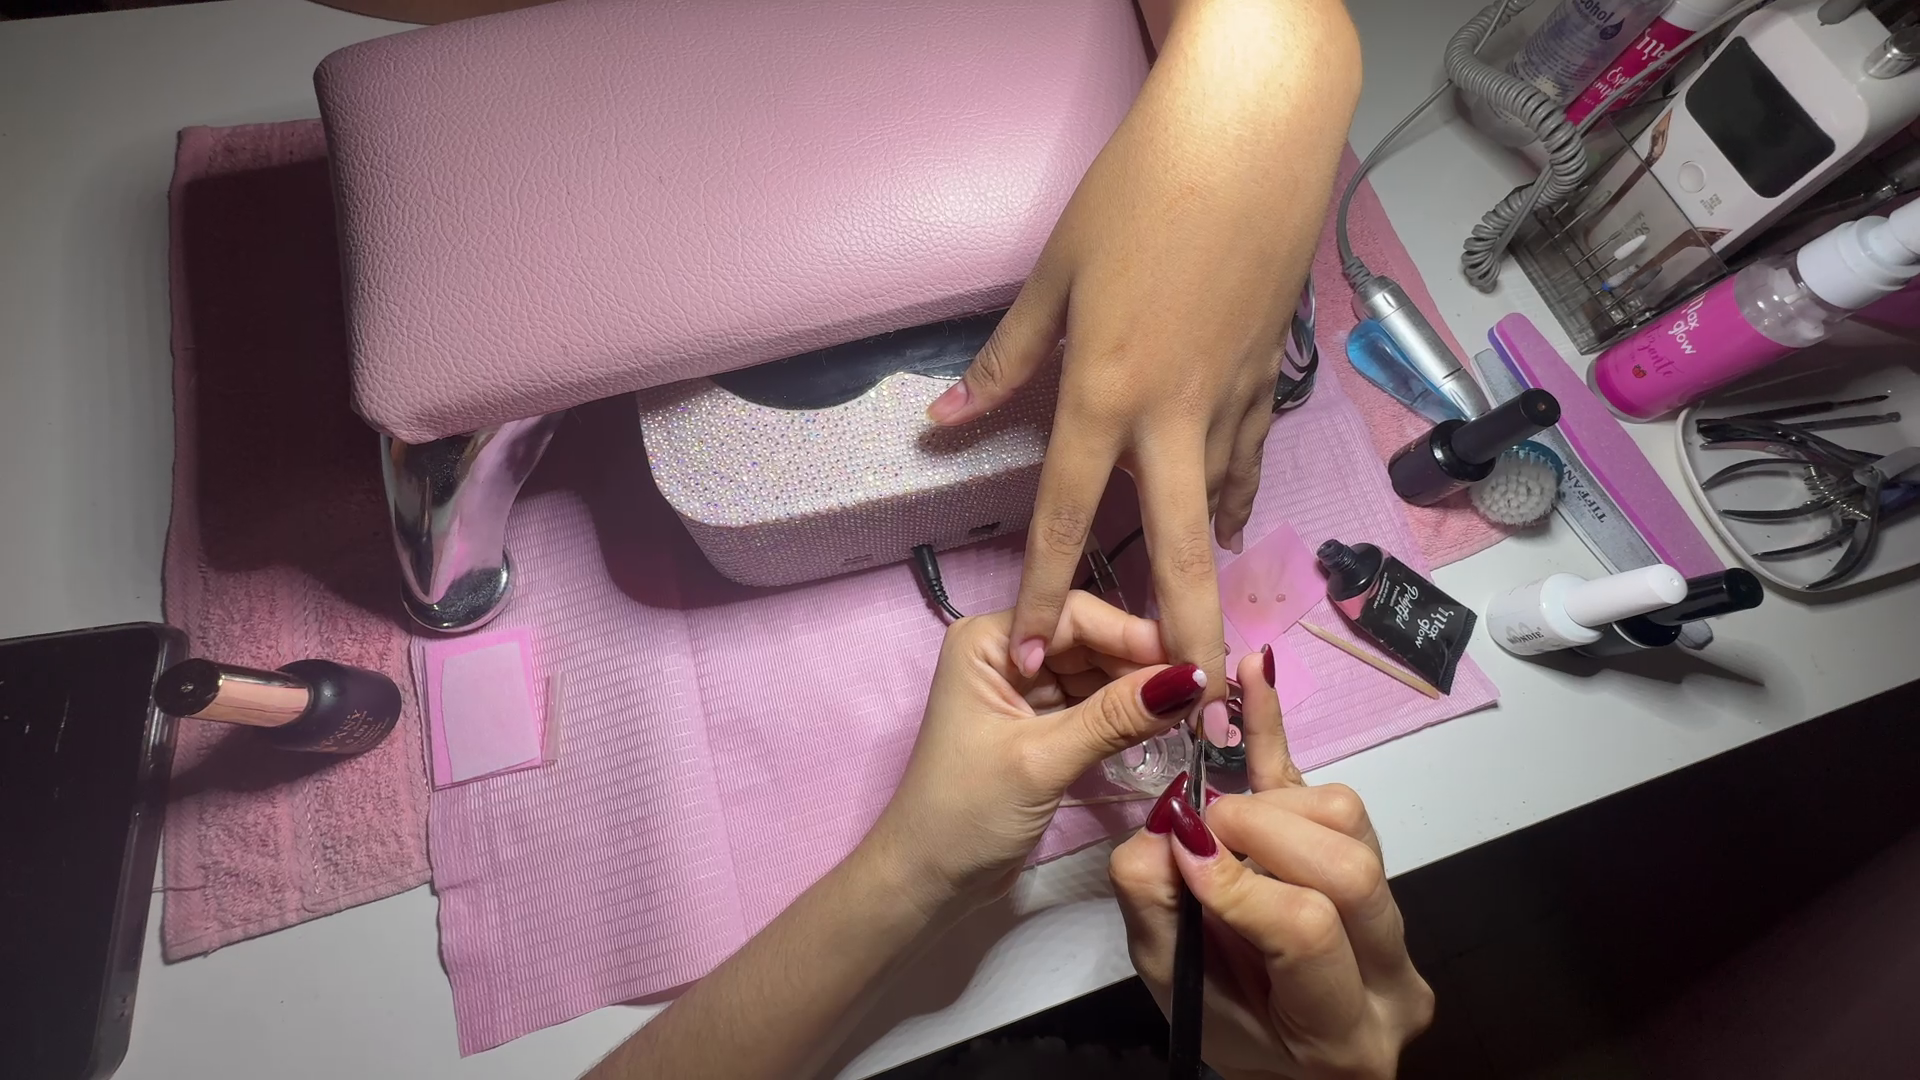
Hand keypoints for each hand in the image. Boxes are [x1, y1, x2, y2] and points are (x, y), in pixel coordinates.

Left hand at [868, 591, 1209, 911]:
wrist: (930, 878)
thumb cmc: (966, 812)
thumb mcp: (1042, 759)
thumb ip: (1114, 717)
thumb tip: (1190, 679)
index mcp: (987, 640)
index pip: (1071, 616)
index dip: (1133, 635)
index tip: (1193, 662)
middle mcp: (1005, 651)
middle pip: (1088, 640)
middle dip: (1142, 663)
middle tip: (1204, 688)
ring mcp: (1022, 686)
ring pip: (1095, 671)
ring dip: (1139, 689)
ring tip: (1194, 706)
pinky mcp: (1038, 720)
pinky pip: (1091, 702)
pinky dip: (1124, 713)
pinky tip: (1163, 721)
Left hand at [927, 0, 1360, 696]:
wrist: (1256, 136)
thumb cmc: (1139, 197)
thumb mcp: (1055, 278)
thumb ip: (1001, 364)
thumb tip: (943, 422)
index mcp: (1105, 396)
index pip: (1064, 517)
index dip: (1040, 594)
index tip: (1028, 656)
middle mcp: (1171, 418)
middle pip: (1175, 548)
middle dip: (1182, 633)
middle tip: (1193, 701)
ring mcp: (1230, 404)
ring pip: (1215, 509)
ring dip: (1205, 570)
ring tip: (1200, 627)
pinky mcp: (1267, 382)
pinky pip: (1245, 463)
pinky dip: (1230, 502)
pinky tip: (1223, 525)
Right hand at [1109, 647, 1433, 1077]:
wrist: (1278, 1041)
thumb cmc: (1223, 1024)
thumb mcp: (1170, 984)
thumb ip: (1155, 905)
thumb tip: (1166, 825)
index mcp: (1340, 1026)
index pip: (1306, 925)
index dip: (1233, 879)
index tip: (1180, 849)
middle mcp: (1392, 973)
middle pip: (1343, 866)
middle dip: (1253, 829)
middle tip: (1200, 828)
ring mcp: (1394, 914)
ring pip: (1349, 821)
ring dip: (1272, 805)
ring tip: (1223, 812)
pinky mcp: (1364, 856)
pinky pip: (1326, 785)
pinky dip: (1281, 731)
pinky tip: (1256, 673)